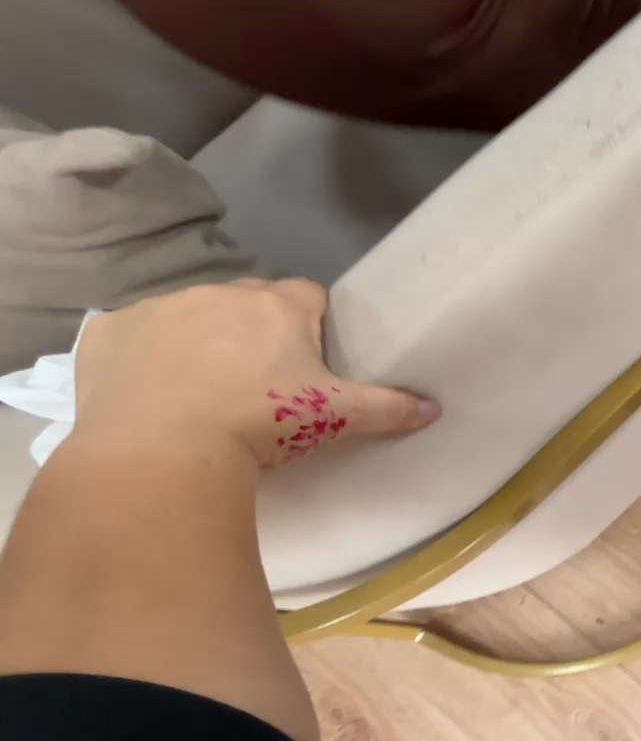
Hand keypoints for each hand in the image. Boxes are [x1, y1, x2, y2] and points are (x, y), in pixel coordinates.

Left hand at [75, 278, 439, 467]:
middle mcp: (217, 295)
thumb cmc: (263, 420)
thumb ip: (390, 407)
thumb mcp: (339, 416)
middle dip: (261, 326)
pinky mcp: (107, 331)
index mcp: (277, 308)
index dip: (317, 319)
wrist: (162, 447)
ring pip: (195, 313)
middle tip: (271, 373)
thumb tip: (434, 409)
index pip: (310, 293)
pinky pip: (139, 333)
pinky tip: (161, 387)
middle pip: (251, 299)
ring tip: (214, 384)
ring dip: (207, 337)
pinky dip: (152, 353)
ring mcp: (156, 309)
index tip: (317, 352)